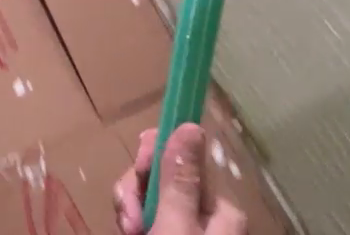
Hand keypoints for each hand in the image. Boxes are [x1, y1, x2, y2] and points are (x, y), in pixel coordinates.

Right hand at [114, 124, 247, 234]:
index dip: (155, 153)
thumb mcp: (176, 225)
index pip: (185, 155)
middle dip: (138, 186)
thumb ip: (180, 179)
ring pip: (151, 193)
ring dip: (131, 205)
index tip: (137, 167)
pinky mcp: (171, 233)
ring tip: (127, 229)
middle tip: (128, 214)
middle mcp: (209, 212)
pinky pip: (148, 212)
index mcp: (222, 207)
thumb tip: (191, 125)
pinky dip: (133, 218)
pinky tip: (128, 231)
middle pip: (164, 173)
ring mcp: (190, 226)